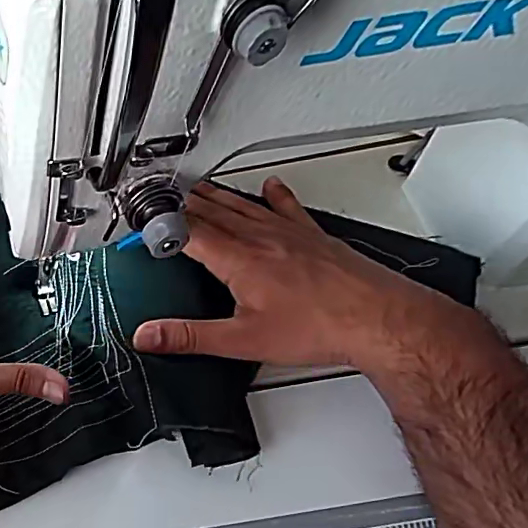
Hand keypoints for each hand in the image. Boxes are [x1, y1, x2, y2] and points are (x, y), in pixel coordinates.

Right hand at [130, 179, 491, 376]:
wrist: (383, 321)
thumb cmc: (321, 328)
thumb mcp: (240, 340)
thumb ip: (187, 337)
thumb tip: (147, 335)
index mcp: (242, 261)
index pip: (191, 234)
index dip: (164, 227)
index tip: (145, 224)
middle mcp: (265, 240)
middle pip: (215, 214)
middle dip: (184, 207)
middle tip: (164, 200)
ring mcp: (292, 235)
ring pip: (245, 207)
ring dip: (218, 197)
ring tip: (199, 190)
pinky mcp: (315, 238)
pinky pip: (288, 208)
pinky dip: (273, 195)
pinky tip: (270, 186)